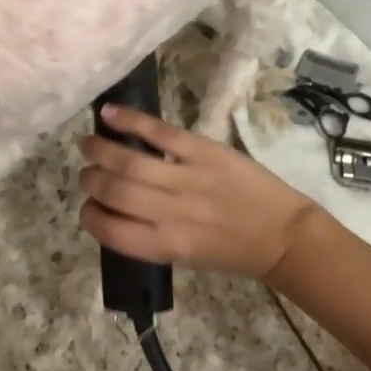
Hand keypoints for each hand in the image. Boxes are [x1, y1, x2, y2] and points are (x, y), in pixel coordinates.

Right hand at [79, 105, 324, 279]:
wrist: (284, 236)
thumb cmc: (233, 252)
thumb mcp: (186, 257)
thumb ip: (149, 237)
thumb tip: (113, 211)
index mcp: (166, 245)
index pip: (109, 229)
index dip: (89, 216)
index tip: (88, 207)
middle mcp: (172, 213)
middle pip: (113, 190)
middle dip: (90, 179)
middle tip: (87, 173)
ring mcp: (188, 179)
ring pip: (129, 161)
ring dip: (99, 149)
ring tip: (87, 143)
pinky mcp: (204, 152)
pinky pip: (160, 133)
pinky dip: (130, 121)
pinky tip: (109, 113)